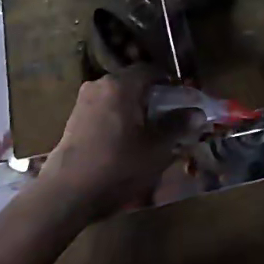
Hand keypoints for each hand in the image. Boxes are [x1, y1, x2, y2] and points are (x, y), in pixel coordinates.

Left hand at [45, 67, 201, 216]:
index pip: (151, 70)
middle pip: (133, 83)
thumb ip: (178, 126)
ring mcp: (83, 102)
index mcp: (120, 85)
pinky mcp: (74, 120)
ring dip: (135, 110)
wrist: (67, 193)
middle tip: (170, 118)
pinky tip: (127, 142)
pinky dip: (119, 119)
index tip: (183, 100)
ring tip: (150, 133)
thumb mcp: (156, 149)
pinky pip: (104, 111)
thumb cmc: (118, 166)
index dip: (170, 83)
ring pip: (118, 98)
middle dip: (153, 97)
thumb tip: (197, 113)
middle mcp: (99, 85)